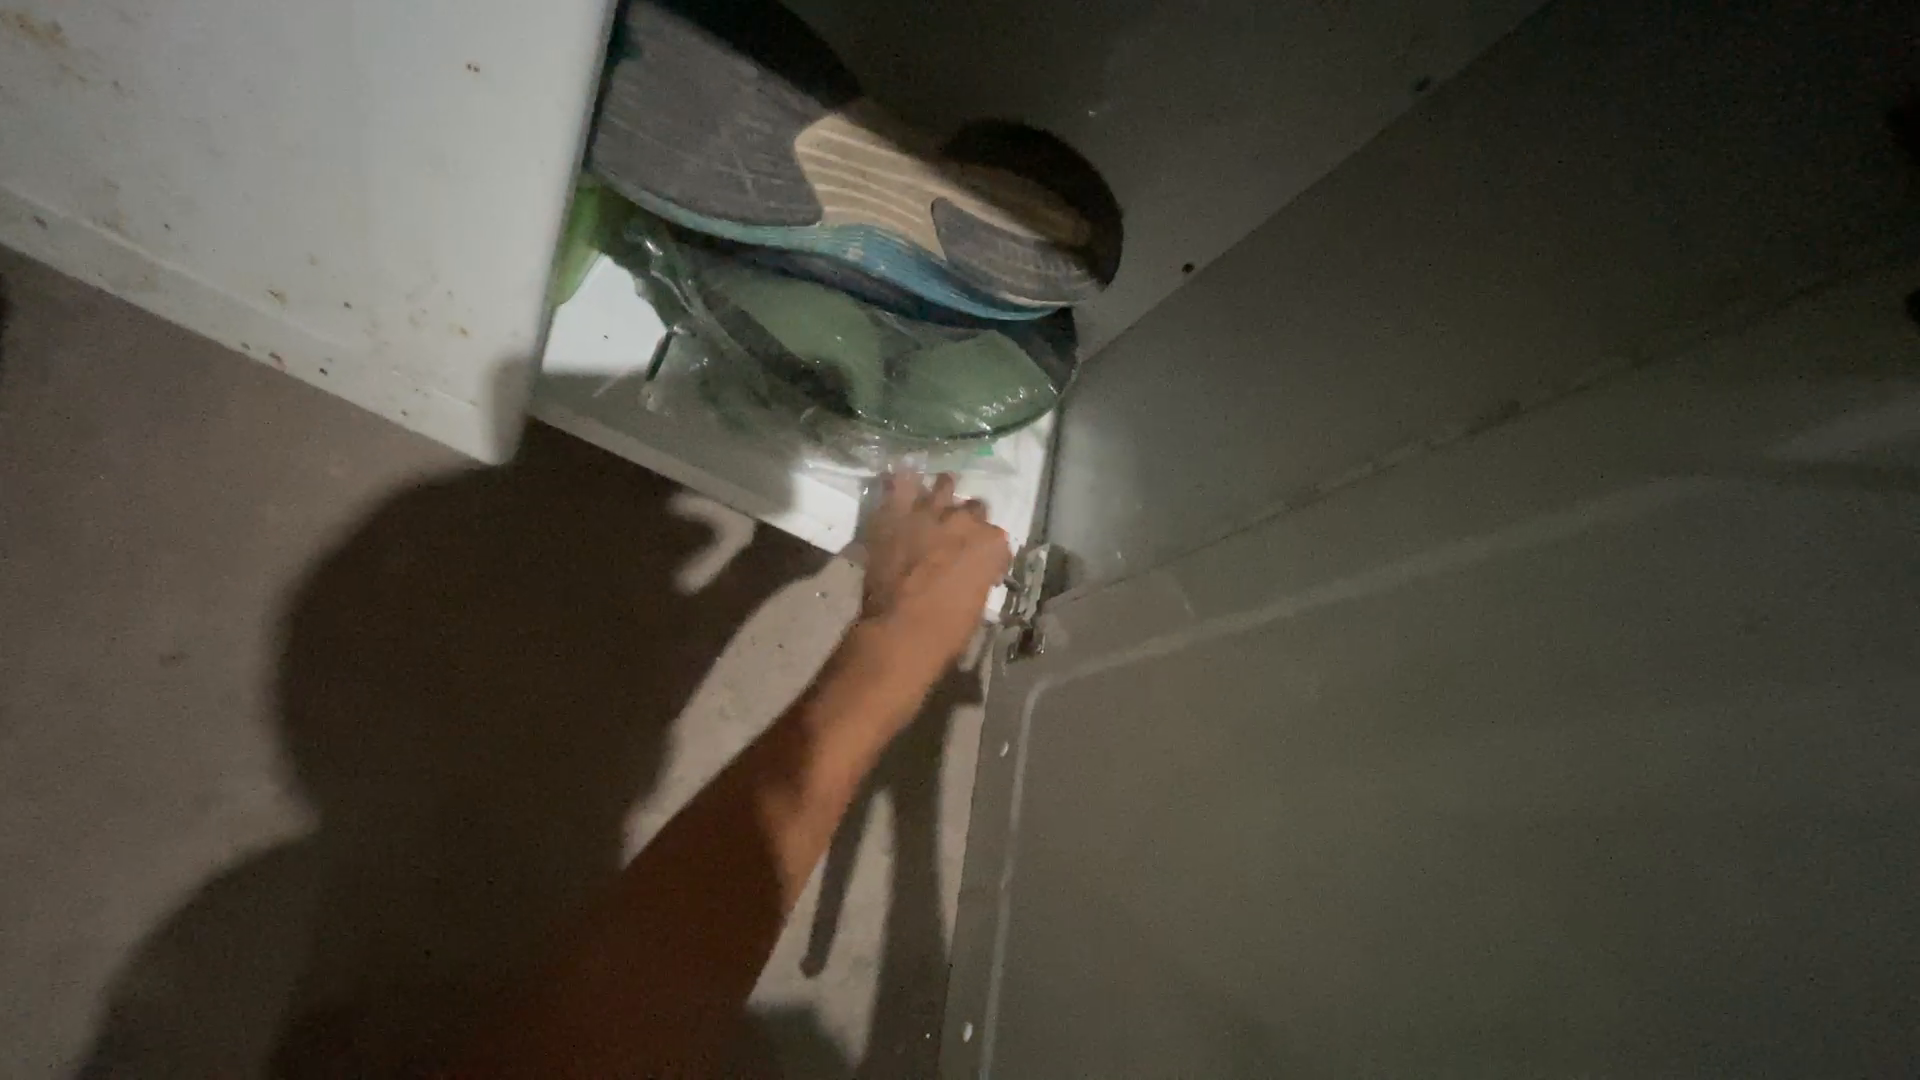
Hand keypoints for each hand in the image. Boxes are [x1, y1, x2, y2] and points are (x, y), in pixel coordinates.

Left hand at [857, 472, 1012, 675]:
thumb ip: (979, 576)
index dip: (989, 552)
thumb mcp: (977, 603)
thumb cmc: (946, 630)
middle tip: (957, 535)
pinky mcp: (896, 512)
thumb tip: (972, 574)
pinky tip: (903, 481)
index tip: (982, 565)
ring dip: (943, 493)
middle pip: (974, 508)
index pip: (998, 538)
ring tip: (936, 500)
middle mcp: (964, 520)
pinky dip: (903, 483)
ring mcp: (929, 512)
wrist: (900, 629)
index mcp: (991, 544)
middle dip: (969, 520)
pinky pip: (900, 485)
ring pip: (943, 485)